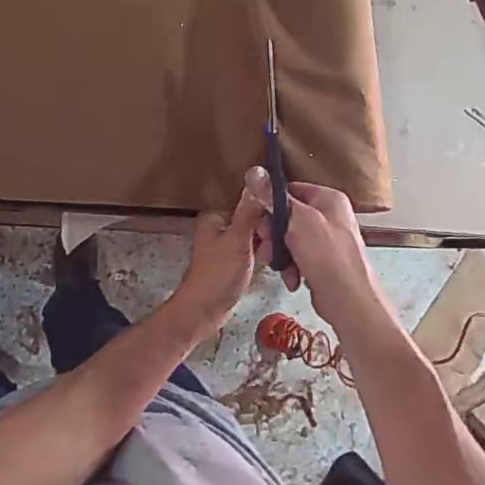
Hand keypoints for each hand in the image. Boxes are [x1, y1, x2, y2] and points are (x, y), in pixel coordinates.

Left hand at [169, 168, 269, 333]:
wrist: (204, 313)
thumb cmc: (219, 275)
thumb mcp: (239, 239)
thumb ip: (250, 208)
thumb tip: (259, 171)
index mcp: (216, 215)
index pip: (250, 203)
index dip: (268, 214)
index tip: (280, 229)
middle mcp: (219, 226)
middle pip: (254, 219)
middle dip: (268, 233)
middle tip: (274, 249)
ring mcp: (225, 244)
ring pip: (256, 236)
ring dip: (268, 246)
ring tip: (275, 259)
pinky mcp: (232, 261)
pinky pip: (253, 250)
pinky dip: (263, 256)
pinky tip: (274, 264)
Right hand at [264, 181, 392, 332]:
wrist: (350, 301)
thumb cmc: (326, 255)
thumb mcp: (298, 221)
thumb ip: (275, 198)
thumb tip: (254, 171)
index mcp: (328, 199)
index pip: (290, 190)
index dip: (271, 204)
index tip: (259, 220)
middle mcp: (330, 215)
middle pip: (288, 216)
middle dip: (273, 234)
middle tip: (266, 246)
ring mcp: (327, 240)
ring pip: (290, 238)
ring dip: (280, 253)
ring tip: (278, 266)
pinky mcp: (323, 262)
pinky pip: (299, 257)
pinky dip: (292, 267)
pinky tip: (292, 279)